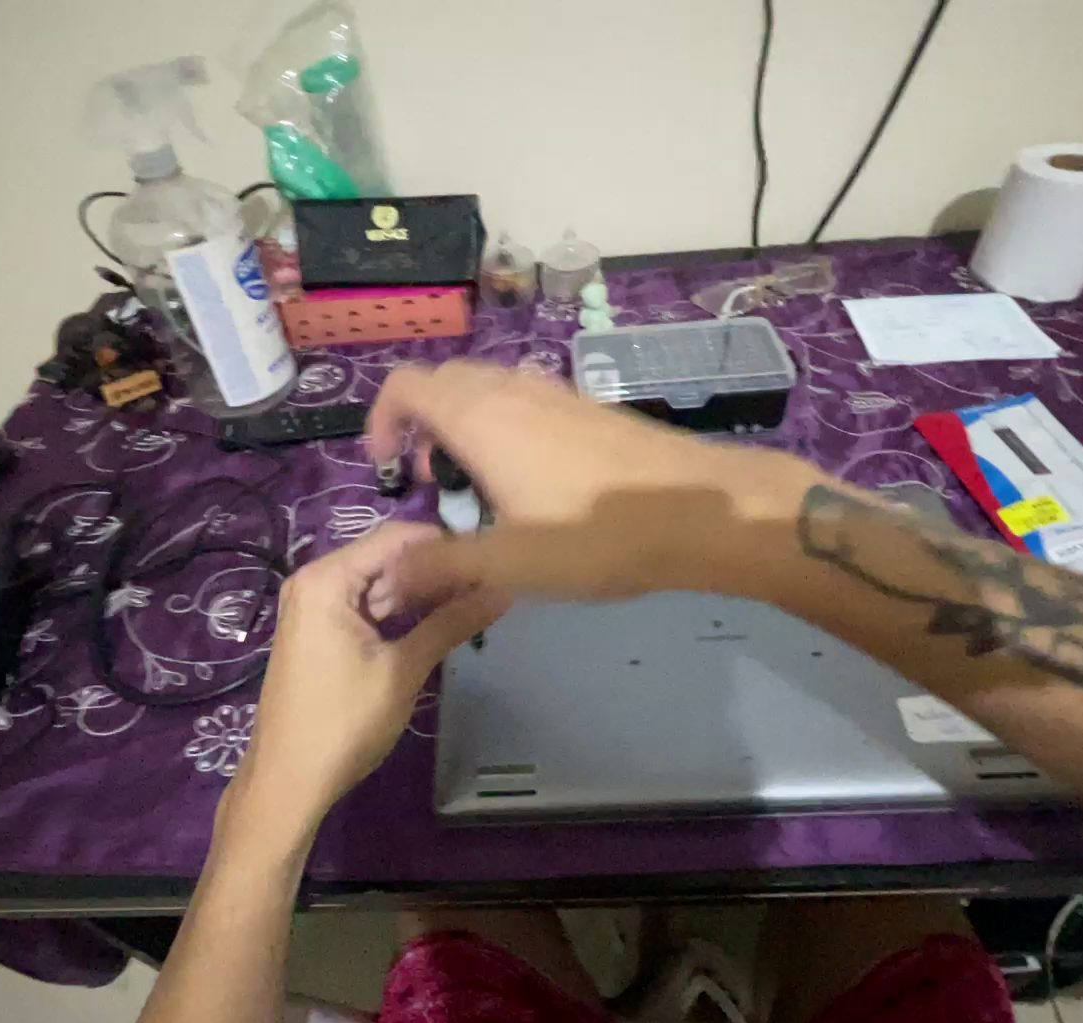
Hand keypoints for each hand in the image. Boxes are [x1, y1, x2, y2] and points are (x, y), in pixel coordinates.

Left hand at [223, 522, 506, 835]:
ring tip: (474, 601)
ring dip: (422, 593)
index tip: (489, 557)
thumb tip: (502, 592)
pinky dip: (400, 613)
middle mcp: (316, 581)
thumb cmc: (343, 722)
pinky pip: (366, 607)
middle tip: (489, 583)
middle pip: (387, 557)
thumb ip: (452, 623)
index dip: (445, 543)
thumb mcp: (404, 669)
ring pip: (379, 583)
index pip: (395, 536)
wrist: (289, 782)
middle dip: (436, 570)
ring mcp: (315, 607)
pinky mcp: (320, 631)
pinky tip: (438, 621)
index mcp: (327, 579)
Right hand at [365, 361, 819, 611]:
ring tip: (484, 489)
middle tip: (437, 484)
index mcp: (479, 416)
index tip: (388, 468)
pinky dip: (506, 428)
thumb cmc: (594, 536)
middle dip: (424, 429)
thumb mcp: (507, 562)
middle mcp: (512, 389)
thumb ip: (439, 565)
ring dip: (467, 429)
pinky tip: (534, 484)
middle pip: (445, 385)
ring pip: (488, 392)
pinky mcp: (589, 407)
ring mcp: (556, 392)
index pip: (406, 386)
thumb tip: (385, 578)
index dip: (383, 420)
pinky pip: (526, 402)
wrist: (700, 510)